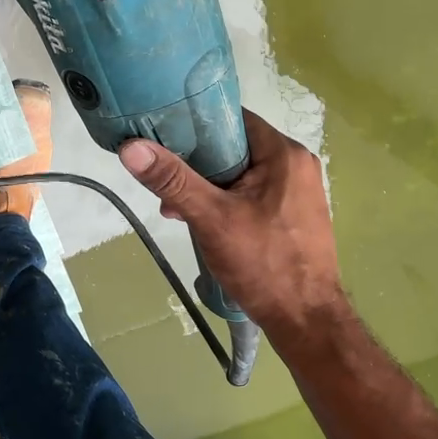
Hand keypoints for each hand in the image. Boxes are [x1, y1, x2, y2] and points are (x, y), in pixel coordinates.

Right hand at [117, 111, 342, 328]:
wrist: (306, 320)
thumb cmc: (264, 263)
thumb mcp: (211, 218)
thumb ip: (172, 179)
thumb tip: (131, 146)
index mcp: (284, 154)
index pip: (232, 118)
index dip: (194, 122)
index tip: (160, 134)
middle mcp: (295, 165)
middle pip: (232, 145)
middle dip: (193, 162)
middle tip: (163, 182)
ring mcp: (296, 190)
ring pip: (237, 172)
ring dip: (203, 185)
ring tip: (176, 209)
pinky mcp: (290, 213)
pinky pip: (248, 192)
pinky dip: (221, 200)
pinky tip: (200, 222)